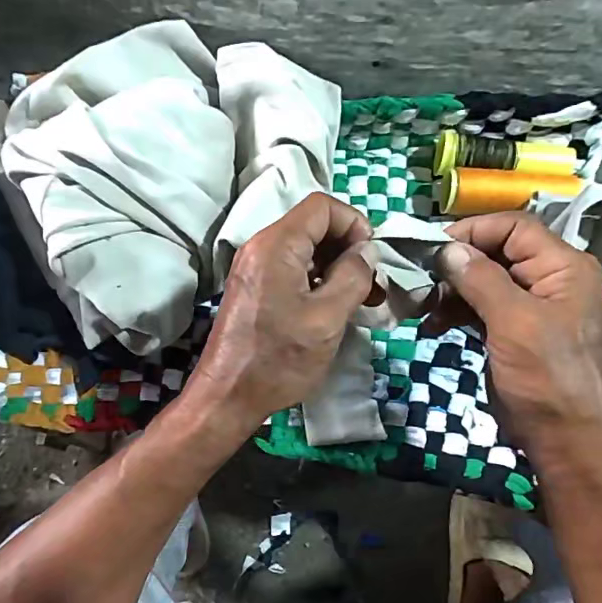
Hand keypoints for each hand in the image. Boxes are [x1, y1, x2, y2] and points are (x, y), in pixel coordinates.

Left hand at [188, 193, 374, 429]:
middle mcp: (260, 248)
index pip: (322, 206)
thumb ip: (353, 277)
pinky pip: (292, 269)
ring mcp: (254, 268)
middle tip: (371, 283)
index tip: (372, 257)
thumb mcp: (327, 318)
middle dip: (348, 247)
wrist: (229, 395)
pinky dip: (317, 280)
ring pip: (304, 249)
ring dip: (335, 266)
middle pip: (313, 225)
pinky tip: (334, 308)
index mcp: (276, 246)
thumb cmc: (279, 358)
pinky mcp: (254, 289)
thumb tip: (365, 253)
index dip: (354, 223)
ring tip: (360, 299)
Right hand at [436, 213, 601, 465]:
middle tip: (419, 280)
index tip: (431, 248)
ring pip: (486, 284)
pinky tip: (435, 325)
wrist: (574, 441)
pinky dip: (459, 314)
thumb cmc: (550, 378)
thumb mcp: (515, 322)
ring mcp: (533, 311)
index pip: (514, 227)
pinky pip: (485, 312)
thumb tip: (448, 249)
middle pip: (498, 254)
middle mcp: (550, 281)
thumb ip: (482, 279)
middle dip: (457, 264)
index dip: (472, 231)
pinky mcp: (517, 337)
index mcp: (563, 267)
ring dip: (453, 291)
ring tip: (422, 306)